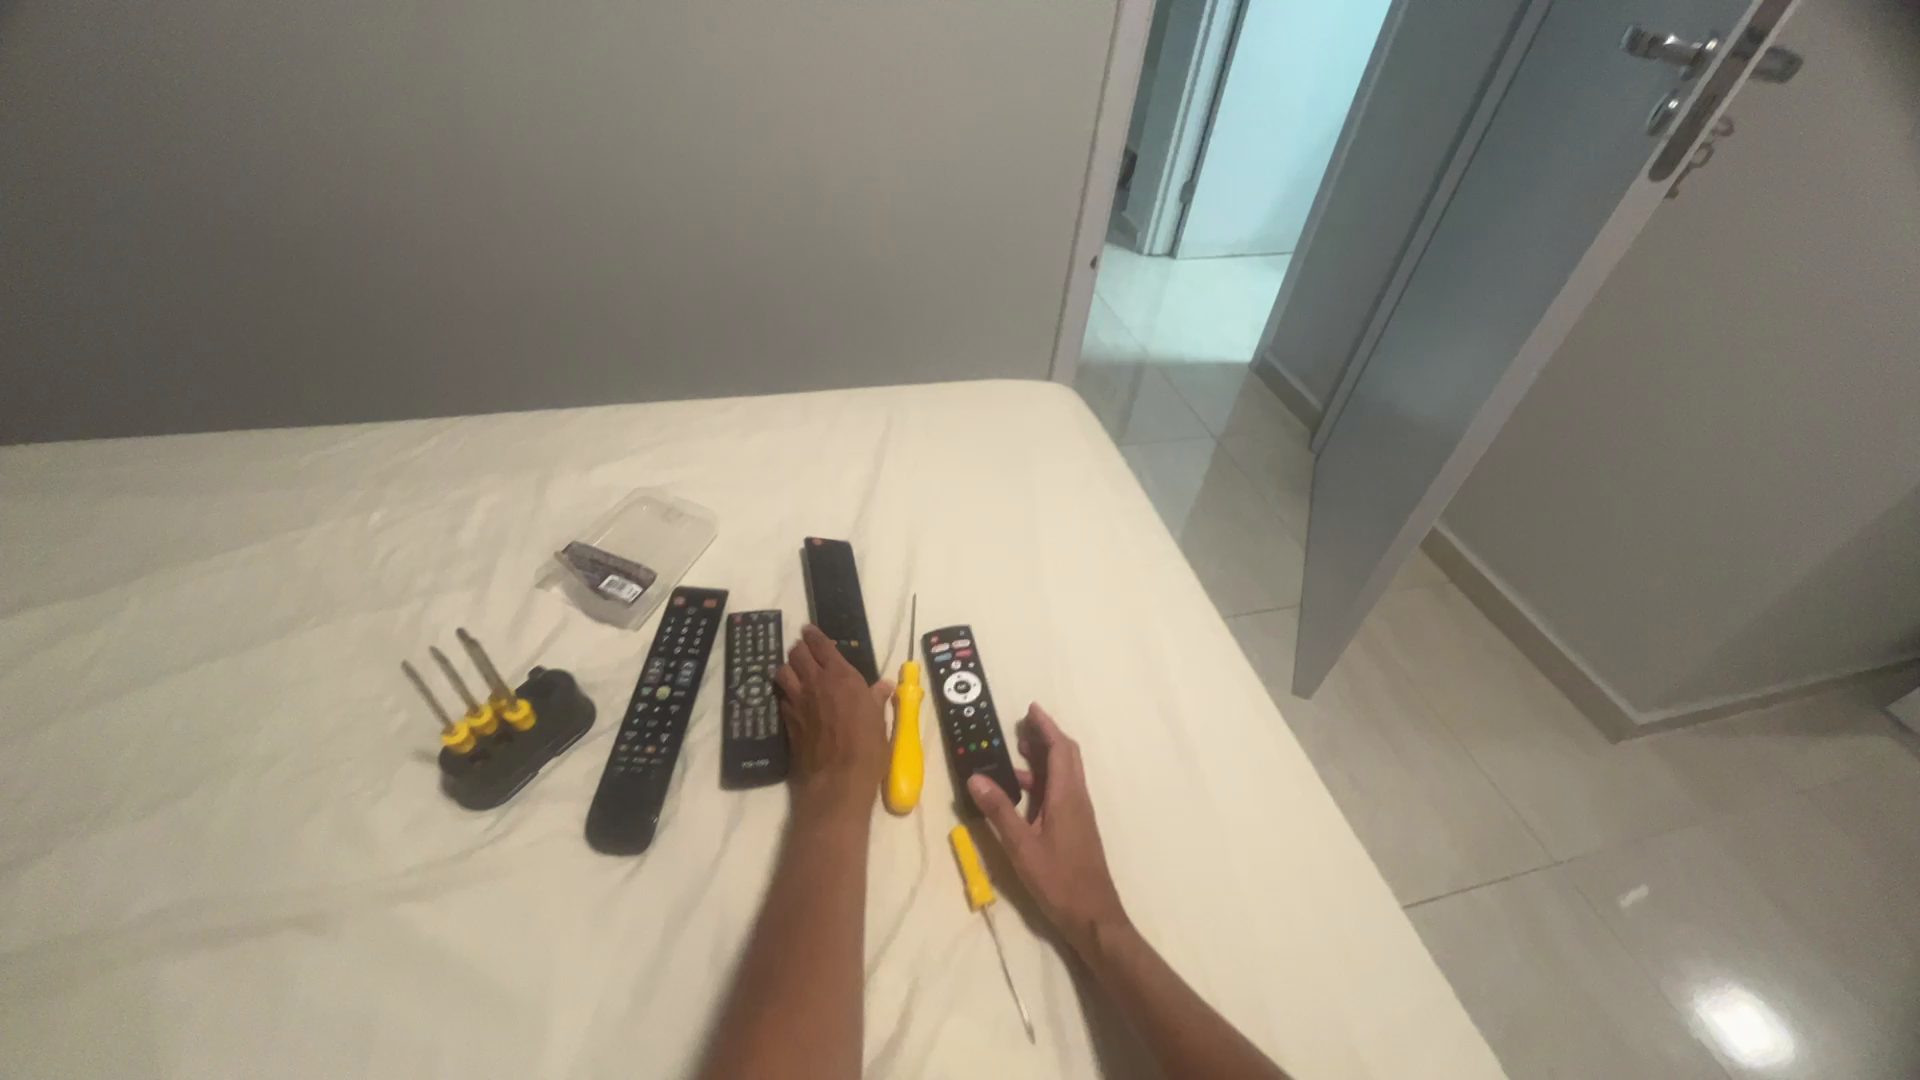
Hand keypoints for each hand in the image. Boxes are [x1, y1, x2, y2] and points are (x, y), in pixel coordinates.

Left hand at [775, 625, 893, 826]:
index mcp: (841, 676)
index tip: (809, 630)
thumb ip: (877, 699)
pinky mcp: (787, 720)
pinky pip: (782, 697)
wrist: (837, 780)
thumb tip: (883, 686)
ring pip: (783, 672)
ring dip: (788, 668)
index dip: (814, 636)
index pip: (822, 646)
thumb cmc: (867, 747)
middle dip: (800, 649)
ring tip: (794, 672)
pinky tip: (793, 699)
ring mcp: (798, 701)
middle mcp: (816, 682)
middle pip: (797, 654)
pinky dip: (785, 693)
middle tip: (804, 651)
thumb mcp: (880, 720)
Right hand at [967, 704, 1128, 955]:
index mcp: (1067, 795)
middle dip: (1045, 737)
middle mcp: (1076, 798)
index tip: (1031, 709)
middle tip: (1021, 727)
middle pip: (1066, 756)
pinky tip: (1021, 795)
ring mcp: (1078, 813)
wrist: (1093, 916)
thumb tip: (976, 777)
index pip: (1060, 749)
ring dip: (1043, 760)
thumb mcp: (1021, 846)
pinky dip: (1042, 782)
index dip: (1046, 726)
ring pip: (1063, 774)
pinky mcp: (1076, 827)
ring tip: (1014, 756)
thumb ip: (999, 811)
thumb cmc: (1059, 880)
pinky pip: (1060, 792)